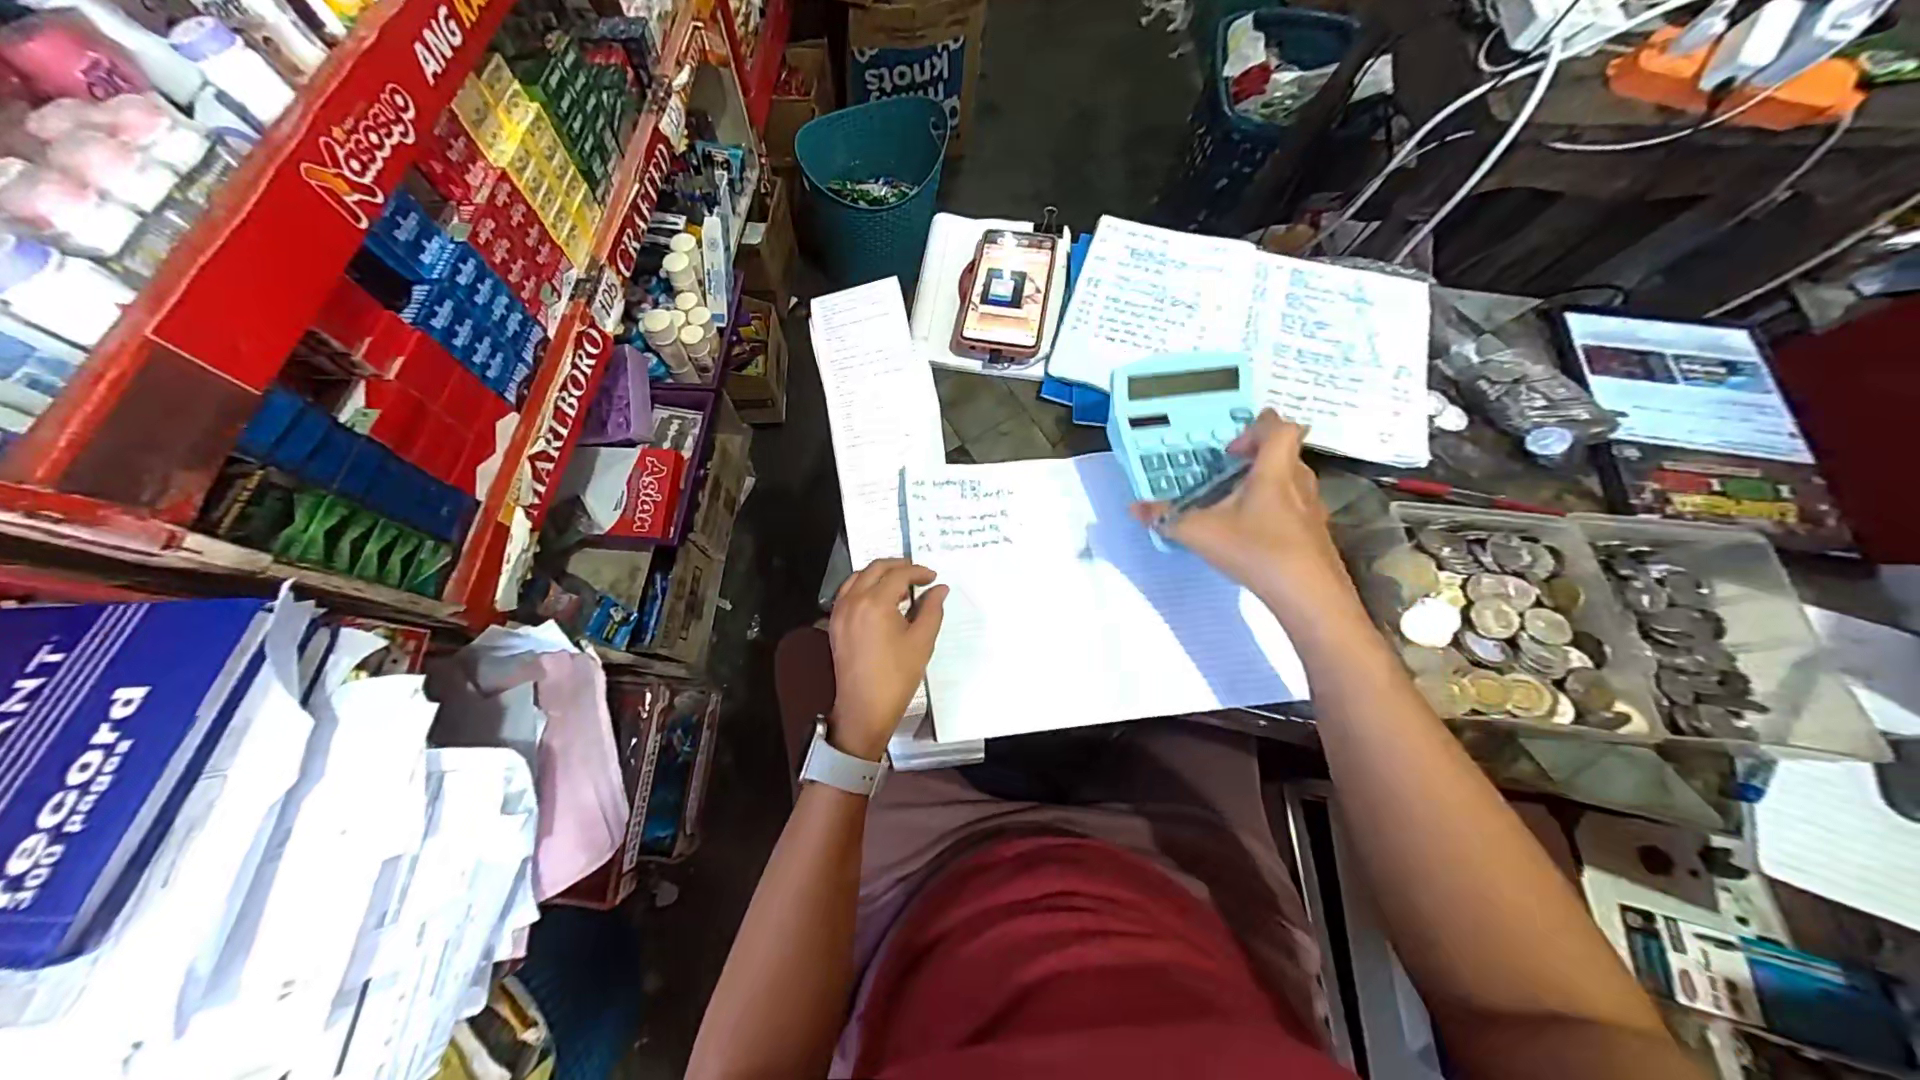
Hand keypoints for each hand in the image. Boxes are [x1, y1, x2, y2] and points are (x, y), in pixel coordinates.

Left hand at [827, 558, 947, 759]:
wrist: (865, 707)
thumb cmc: (897, 676)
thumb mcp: (922, 641)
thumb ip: (932, 609)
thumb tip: (939, 589)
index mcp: (875, 603)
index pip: (899, 575)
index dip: (918, 572)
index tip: (933, 578)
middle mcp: (853, 601)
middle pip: (875, 568)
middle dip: (899, 566)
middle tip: (918, 574)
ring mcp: (840, 611)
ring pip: (858, 577)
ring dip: (880, 574)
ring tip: (900, 584)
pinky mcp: (835, 623)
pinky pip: (847, 592)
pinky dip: (864, 586)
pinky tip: (879, 598)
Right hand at [1131, 410, 1355, 615]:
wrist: (1309, 594)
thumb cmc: (1256, 549)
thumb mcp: (1199, 533)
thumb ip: (1166, 518)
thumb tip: (1134, 508)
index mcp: (1274, 471)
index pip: (1279, 427)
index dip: (1255, 429)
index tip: (1231, 450)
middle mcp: (1299, 482)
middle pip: (1285, 453)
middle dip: (1257, 458)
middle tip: (1228, 473)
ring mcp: (1312, 508)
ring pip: (1292, 481)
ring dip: (1267, 484)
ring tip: (1238, 505)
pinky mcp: (1316, 533)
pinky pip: (1296, 508)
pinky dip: (1276, 512)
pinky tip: (1255, 536)